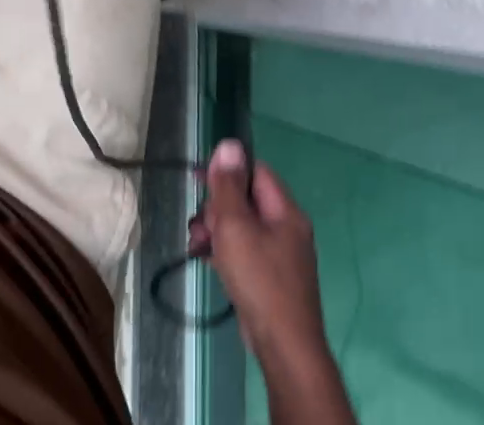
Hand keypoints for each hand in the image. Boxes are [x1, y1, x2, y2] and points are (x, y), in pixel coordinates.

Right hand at [194, 140, 327, 368]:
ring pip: (238, 223)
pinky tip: (206, 259)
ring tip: (199, 245)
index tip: (197, 181)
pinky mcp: (269, 272)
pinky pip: (240, 246)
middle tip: (203, 225)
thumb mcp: (234, 225)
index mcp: (285, 212)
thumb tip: (229, 144)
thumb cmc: (258, 277)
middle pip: (243, 198)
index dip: (226, 170)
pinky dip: (221, 248)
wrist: (282, 340)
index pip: (256, 171)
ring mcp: (279, 252)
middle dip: (215, 207)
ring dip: (212, 228)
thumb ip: (228, 185)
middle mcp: (287, 228)